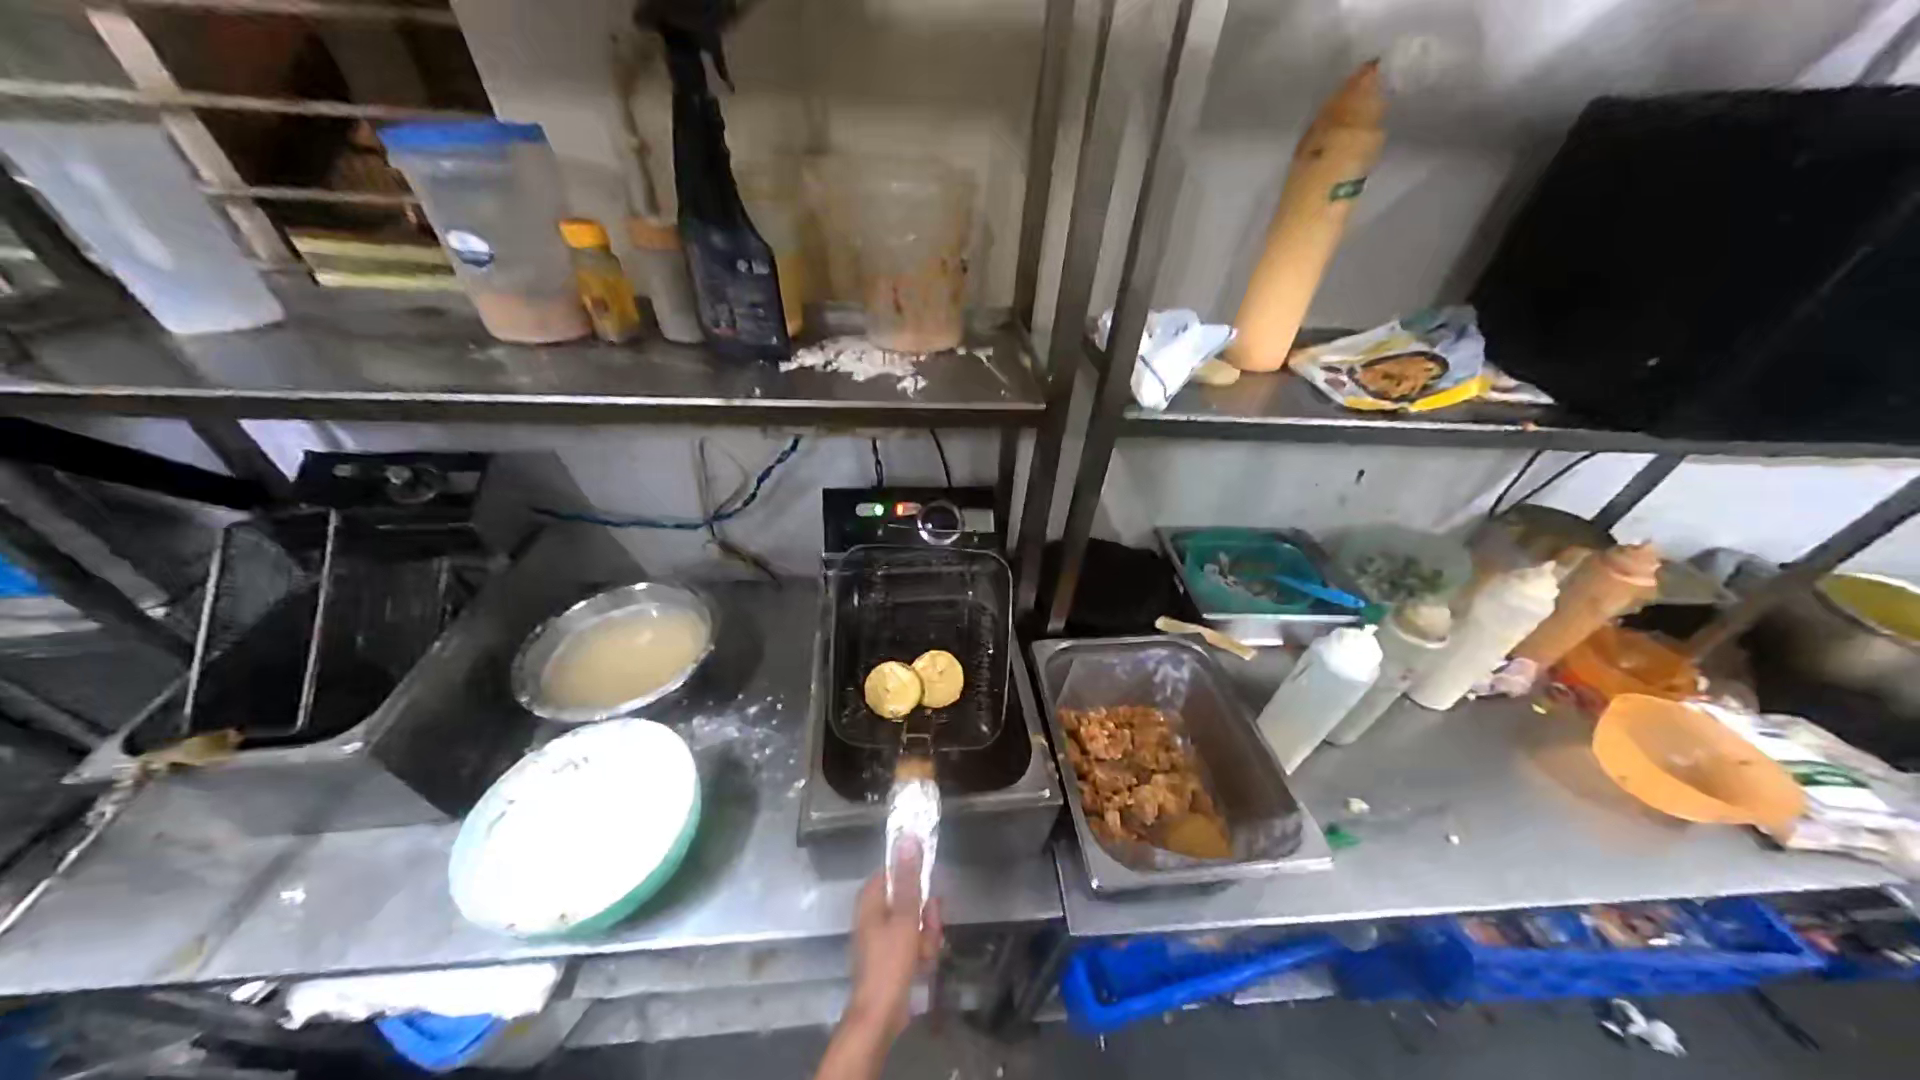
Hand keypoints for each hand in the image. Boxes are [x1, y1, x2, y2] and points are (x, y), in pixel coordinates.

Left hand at [846, 836, 941, 1040]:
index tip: (929, 891)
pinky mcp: (893, 956)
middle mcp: (875, 913)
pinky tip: (922, 968)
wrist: (880, 1016)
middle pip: (912, 899)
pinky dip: (922, 954)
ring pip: (917, 923)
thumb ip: (909, 878)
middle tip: (928, 929)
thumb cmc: (889, 963)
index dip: (916, 879)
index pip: (896, 872)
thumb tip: (907, 837)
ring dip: (927, 938)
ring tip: (924, 957)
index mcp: (872, 898)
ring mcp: (884, 936)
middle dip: (927, 916)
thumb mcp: (905, 916)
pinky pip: (915, 943)